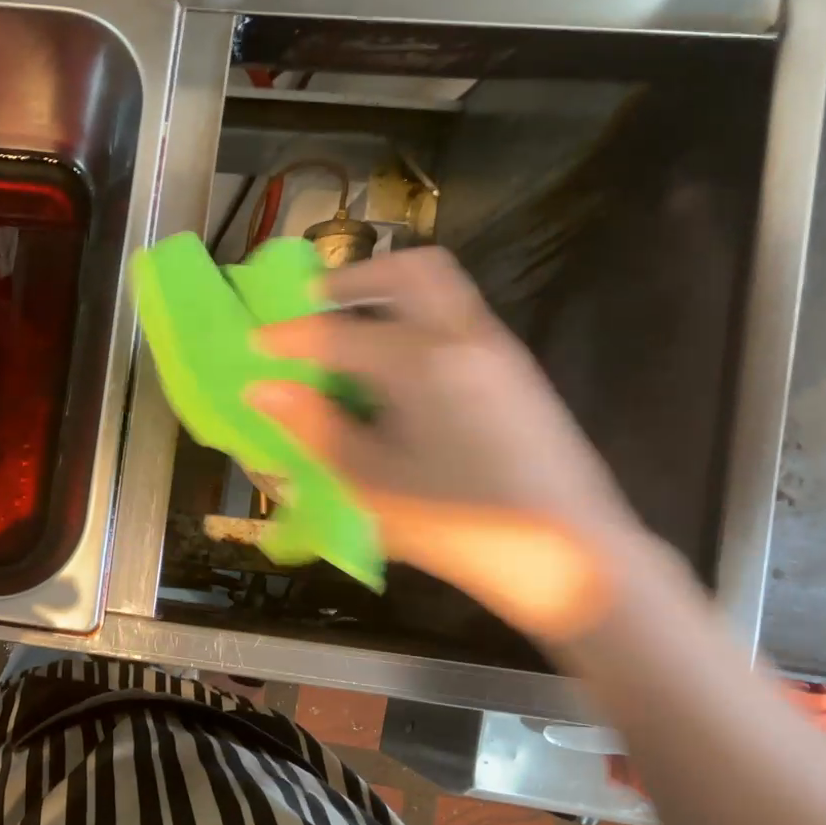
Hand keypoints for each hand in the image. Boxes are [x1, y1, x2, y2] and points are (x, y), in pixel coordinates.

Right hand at [249, 248, 646, 640]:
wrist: (571, 553)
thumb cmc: (455, 522)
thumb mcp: (369, 482)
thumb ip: (314, 427)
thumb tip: (263, 389)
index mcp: (422, 365)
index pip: (340, 332)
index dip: (290, 336)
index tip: (254, 342)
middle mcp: (464, 339)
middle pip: (409, 271)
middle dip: (352, 282)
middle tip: (310, 308)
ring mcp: (497, 352)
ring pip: (438, 291)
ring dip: (383, 299)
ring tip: (341, 341)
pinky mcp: (513, 373)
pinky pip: (453, 320)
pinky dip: (410, 323)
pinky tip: (386, 375)